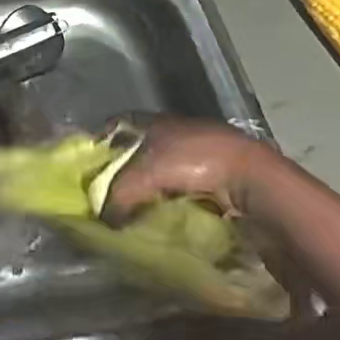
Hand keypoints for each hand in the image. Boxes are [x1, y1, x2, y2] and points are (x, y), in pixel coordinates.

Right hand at [100, 115, 272, 221]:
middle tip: (110, 200)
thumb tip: (103, 216)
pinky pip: (178, 192)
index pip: (116, 126)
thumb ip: (119, 192)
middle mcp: (170, 132)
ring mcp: (192, 154)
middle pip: (136, 152)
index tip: (91, 171)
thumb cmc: (192, 160)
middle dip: (123, 175)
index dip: (101, 145)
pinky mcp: (210, 178)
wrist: (248, 175)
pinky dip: (168, 204)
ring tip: (134, 216)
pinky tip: (162, 220)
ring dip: (147, 193)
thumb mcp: (146, 172)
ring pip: (158, 174)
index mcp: (151, 119)